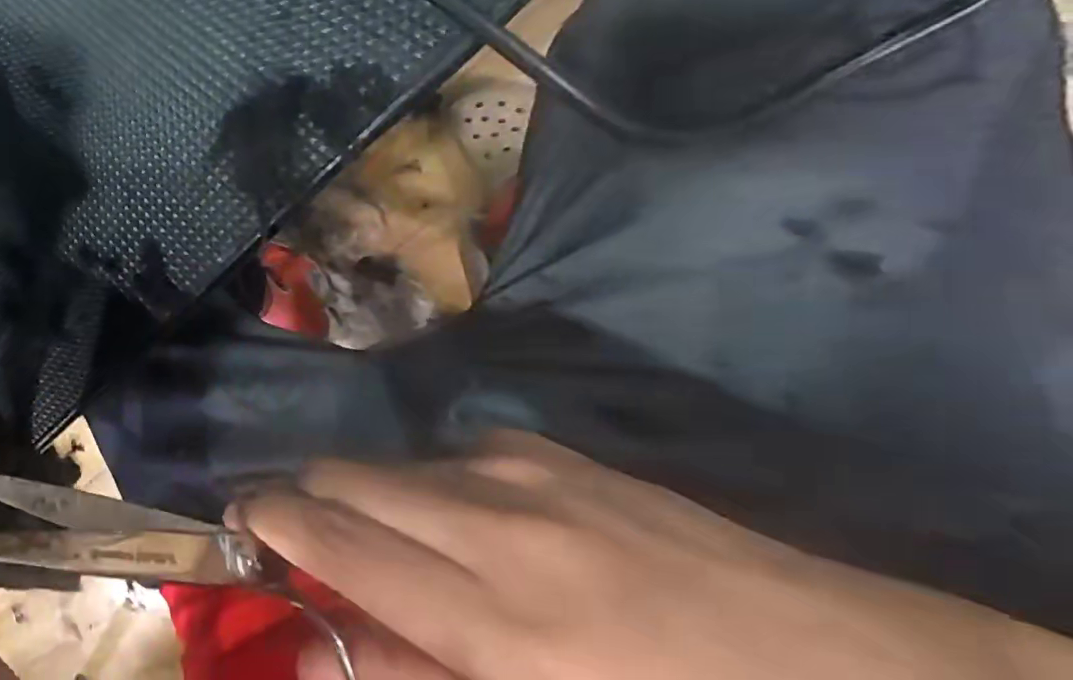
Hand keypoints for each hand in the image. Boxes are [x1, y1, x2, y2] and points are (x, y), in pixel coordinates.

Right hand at [236, 430, 1072, 679]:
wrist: (865, 674)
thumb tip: (317, 651)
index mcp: (495, 618)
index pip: (335, 542)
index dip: (269, 524)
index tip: (239, 528)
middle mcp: (489, 517)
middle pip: (344, 478)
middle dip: (299, 500)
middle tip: (293, 538)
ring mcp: (520, 468)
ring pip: (391, 464)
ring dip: (365, 498)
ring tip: (386, 545)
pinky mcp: (549, 448)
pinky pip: (450, 455)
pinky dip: (430, 488)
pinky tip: (471, 527)